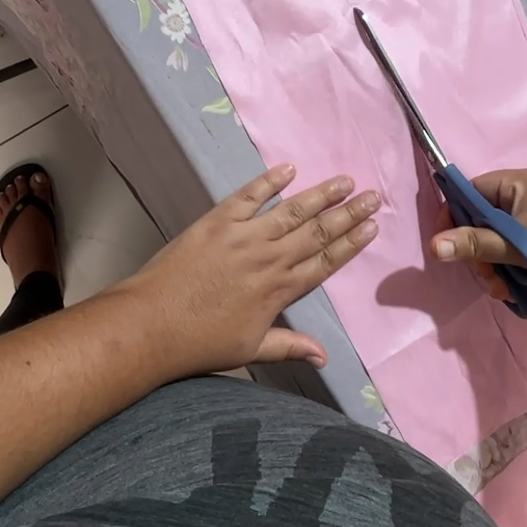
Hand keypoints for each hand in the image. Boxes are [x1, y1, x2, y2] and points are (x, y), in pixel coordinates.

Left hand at [114, 163, 380, 376]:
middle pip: (317, 232)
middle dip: (348, 214)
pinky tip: (288, 169)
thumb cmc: (200, 343)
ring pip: (292, 211)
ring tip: (345, 181)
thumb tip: (325, 356)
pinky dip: (268, 182)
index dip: (351, 244)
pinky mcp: (217, 222)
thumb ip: (289, 346)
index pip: (325, 262)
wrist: (152, 324)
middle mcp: (270, 259)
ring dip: (321, 194)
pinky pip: (249, 196)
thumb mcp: (250, 350)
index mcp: (280, 290)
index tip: (372, 227)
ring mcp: (244, 237)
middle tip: (374, 196)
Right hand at [428, 168, 526, 313]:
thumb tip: (434, 245)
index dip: (455, 215)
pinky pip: (517, 251)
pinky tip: (516, 290)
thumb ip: (475, 244)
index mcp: (526, 182)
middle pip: (485, 219)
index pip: (475, 190)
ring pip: (500, 240)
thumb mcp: (518, 245)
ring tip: (503, 289)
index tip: (445, 244)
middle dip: (479, 251)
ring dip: (495, 266)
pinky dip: (512, 270)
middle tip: (486, 276)